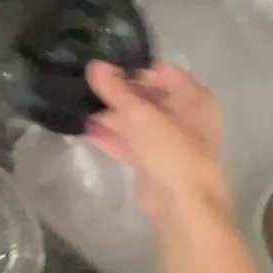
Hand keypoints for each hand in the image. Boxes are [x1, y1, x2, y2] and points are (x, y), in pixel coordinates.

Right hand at [84, 60, 231, 228]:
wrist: (184, 206)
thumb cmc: (170, 150)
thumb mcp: (139, 114)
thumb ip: (115, 89)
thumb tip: (94, 65)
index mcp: (193, 97)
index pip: (161, 72)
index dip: (133, 69)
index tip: (103, 68)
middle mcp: (186, 116)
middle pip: (148, 97)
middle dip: (118, 93)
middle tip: (85, 85)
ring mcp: (171, 142)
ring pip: (138, 121)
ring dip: (112, 115)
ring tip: (79, 105)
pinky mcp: (156, 163)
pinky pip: (132, 143)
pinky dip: (113, 136)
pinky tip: (86, 129)